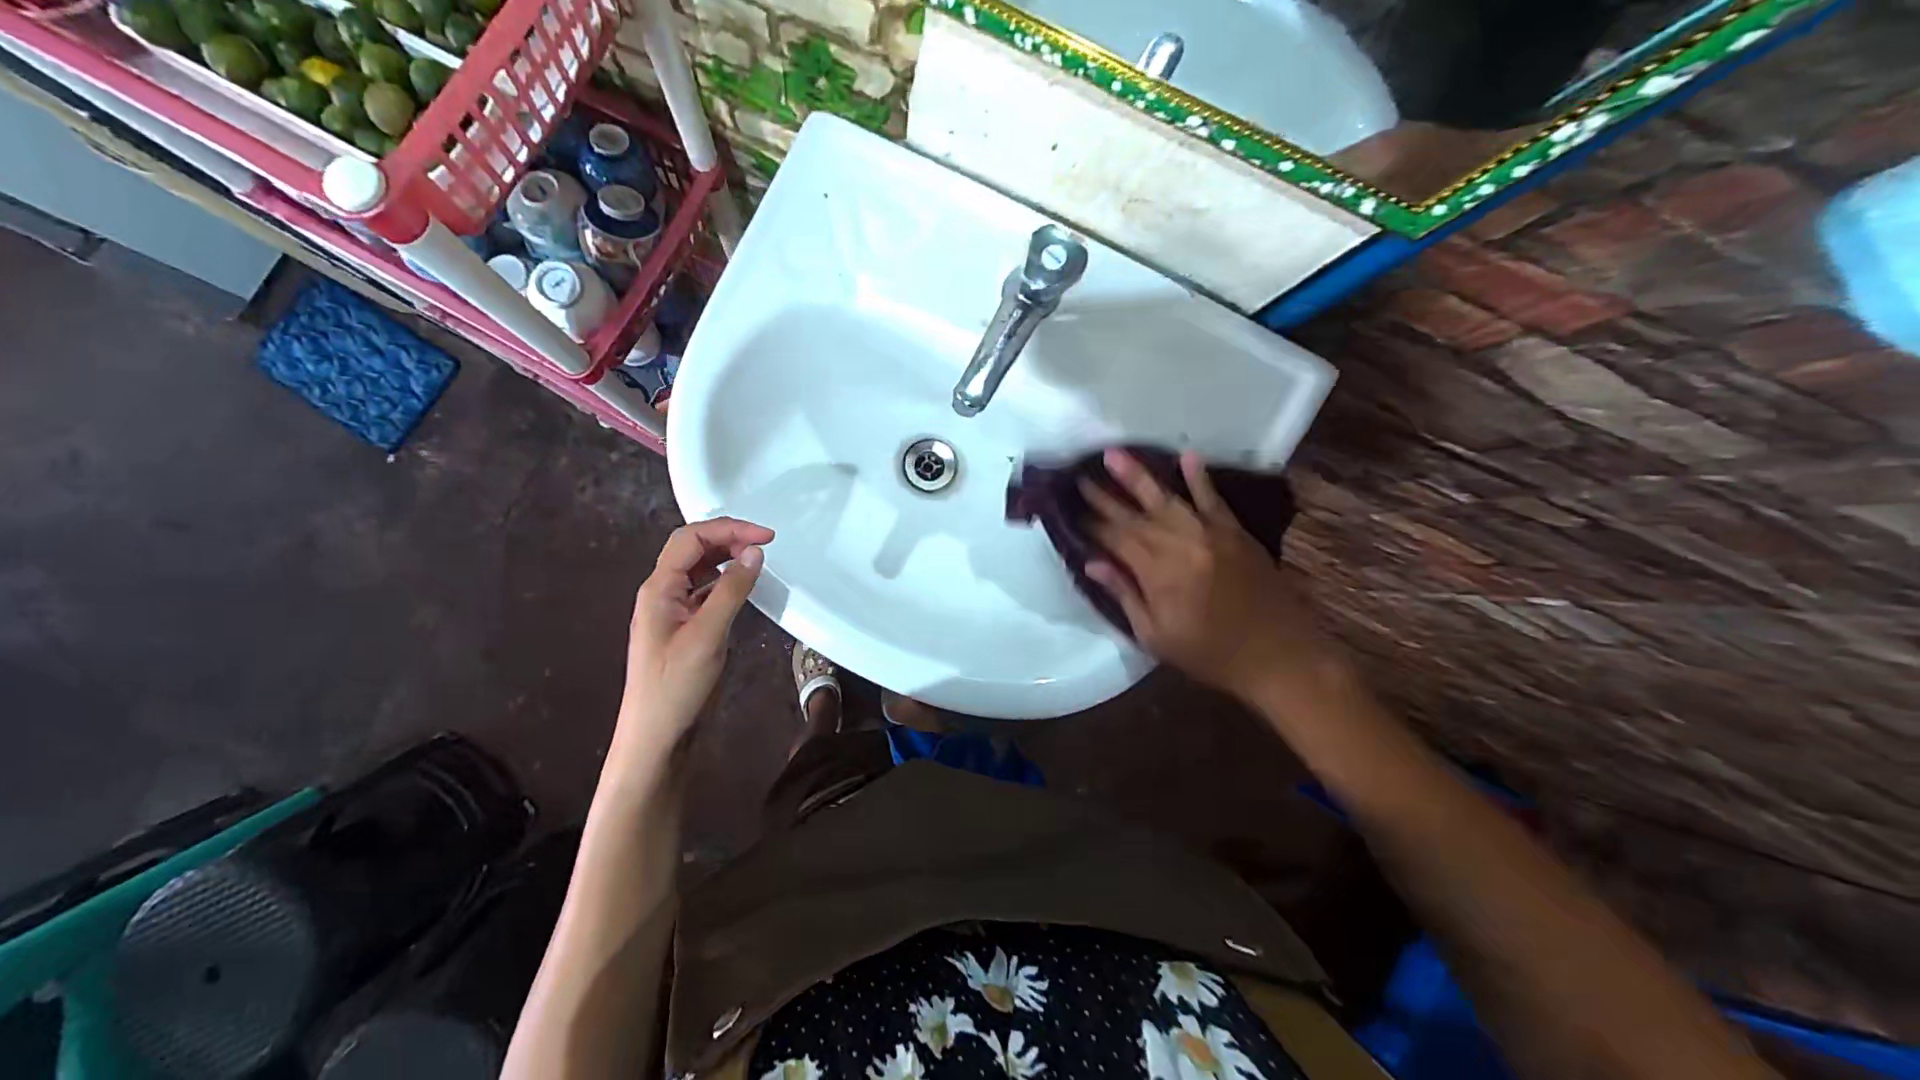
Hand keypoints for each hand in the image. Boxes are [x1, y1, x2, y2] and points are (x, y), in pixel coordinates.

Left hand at [615, 516, 773, 760]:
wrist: (656, 737)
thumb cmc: (675, 686)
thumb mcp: (707, 635)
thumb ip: (731, 590)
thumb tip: (754, 552)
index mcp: (659, 589)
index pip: (691, 539)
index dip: (729, 529)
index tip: (767, 536)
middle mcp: (663, 594)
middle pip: (694, 549)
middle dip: (728, 538)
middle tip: (765, 544)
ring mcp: (674, 611)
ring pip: (701, 570)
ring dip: (728, 558)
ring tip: (758, 558)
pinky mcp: (686, 629)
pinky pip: (707, 592)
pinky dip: (728, 582)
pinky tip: (745, 587)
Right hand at [1081, 449, 1339, 699]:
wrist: (1277, 656)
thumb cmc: (1209, 654)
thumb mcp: (1156, 636)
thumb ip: (1125, 595)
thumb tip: (1093, 563)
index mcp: (1157, 572)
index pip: (1115, 539)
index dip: (1091, 524)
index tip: (1069, 509)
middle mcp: (1180, 544)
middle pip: (1134, 515)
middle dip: (1104, 496)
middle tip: (1080, 477)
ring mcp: (1210, 534)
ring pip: (1168, 498)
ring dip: (1139, 476)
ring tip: (1114, 454)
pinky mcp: (1235, 532)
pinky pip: (1213, 499)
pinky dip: (1199, 478)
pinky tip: (1186, 457)